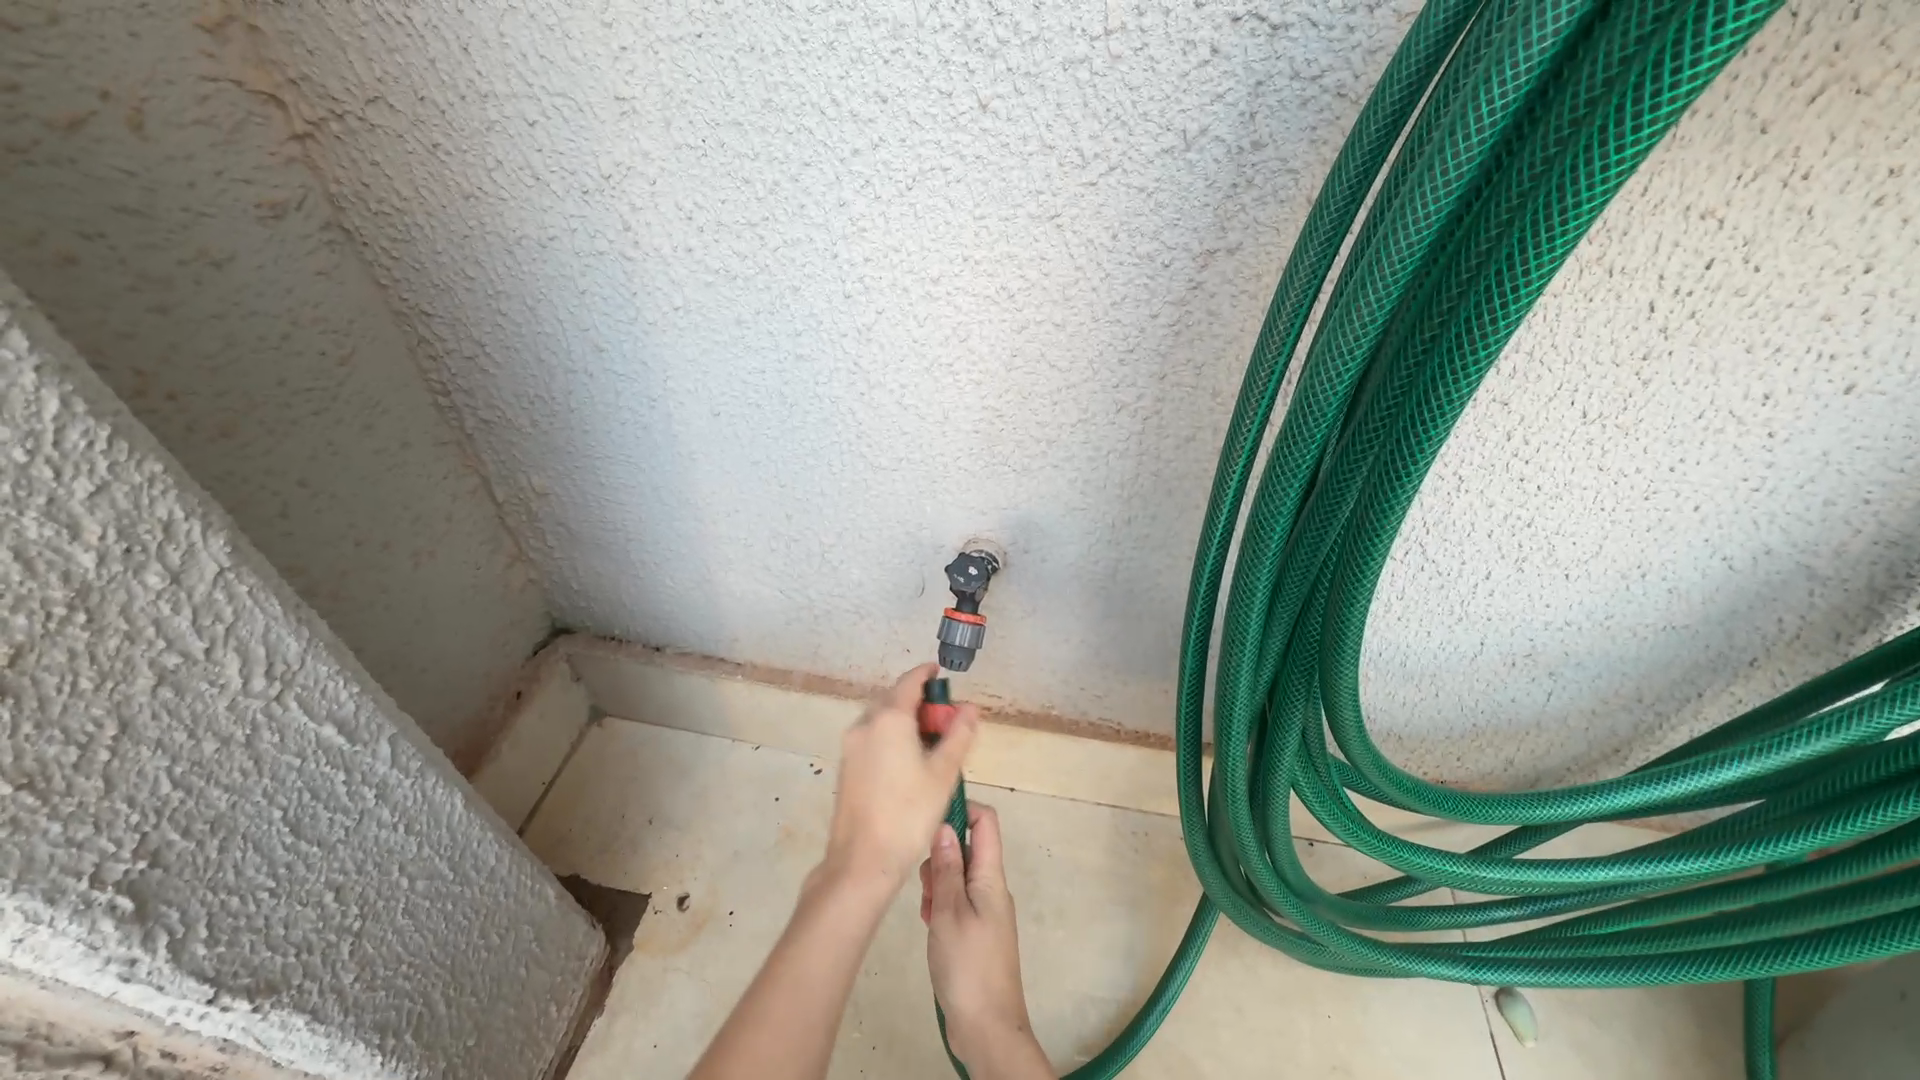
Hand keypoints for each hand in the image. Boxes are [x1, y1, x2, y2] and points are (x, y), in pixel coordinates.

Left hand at [821, 663, 977, 891]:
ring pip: (881, 719)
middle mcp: (865, 724)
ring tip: (931, 742)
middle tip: (946, 718)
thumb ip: (959, 735)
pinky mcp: (846, 766)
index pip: (910, 681)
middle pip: (894, 698)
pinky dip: (891, 736)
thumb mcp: (943, 773)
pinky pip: (872, 737)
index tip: (943, 676)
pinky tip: (908, 760)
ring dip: (905, 719)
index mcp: (889, 718)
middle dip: (920, 701)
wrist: (862, 860)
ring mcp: (851, 745)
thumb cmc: (909, 813)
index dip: (928, 674)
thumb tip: (970, 708)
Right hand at [921, 803, 1049, 1075]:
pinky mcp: (976, 933)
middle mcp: (991, 888)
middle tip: (925, 881)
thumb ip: (947, 867)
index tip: (930, 818)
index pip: (986, 822)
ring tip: (926, 907)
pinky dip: (940, 904)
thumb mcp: (950, 911)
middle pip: (969, 848)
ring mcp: (985, 911)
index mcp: (991, 877)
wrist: (987, 1027)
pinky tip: (929, 923)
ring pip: (959, 876)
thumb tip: (946, 826)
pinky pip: (957, 902)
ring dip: (938, 881)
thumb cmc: (968, 965)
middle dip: (941, 853)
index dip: (962, 810)